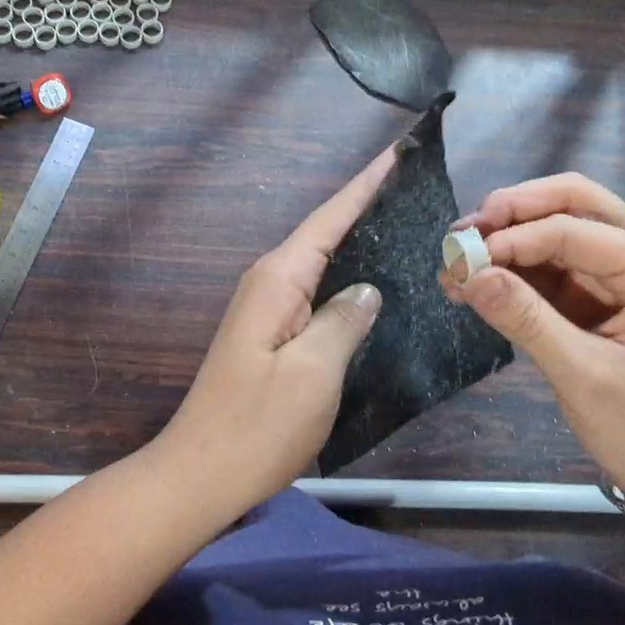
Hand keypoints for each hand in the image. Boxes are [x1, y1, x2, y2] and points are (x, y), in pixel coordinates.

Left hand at [153, 148, 394, 510]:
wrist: (201, 474)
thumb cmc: (258, 425)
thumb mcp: (314, 372)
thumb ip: (345, 320)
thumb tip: (367, 290)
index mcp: (278, 280)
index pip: (329, 217)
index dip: (367, 184)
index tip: (401, 150)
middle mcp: (269, 284)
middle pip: (326, 233)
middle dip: (369, 208)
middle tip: (422, 187)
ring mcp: (268, 312)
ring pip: (323, 265)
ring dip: (361, 245)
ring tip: (413, 226)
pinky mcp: (272, 339)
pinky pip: (317, 296)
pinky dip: (348, 284)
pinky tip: (378, 290)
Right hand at [441, 173, 624, 498]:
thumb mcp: (581, 375)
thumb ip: (525, 319)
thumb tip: (468, 273)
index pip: (573, 229)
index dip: (512, 237)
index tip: (459, 260)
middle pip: (573, 201)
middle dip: (513, 211)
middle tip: (461, 234)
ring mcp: (621, 270)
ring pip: (558, 223)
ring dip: (506, 236)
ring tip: (456, 261)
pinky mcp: (598, 290)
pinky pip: (550, 260)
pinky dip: (511, 265)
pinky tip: (474, 281)